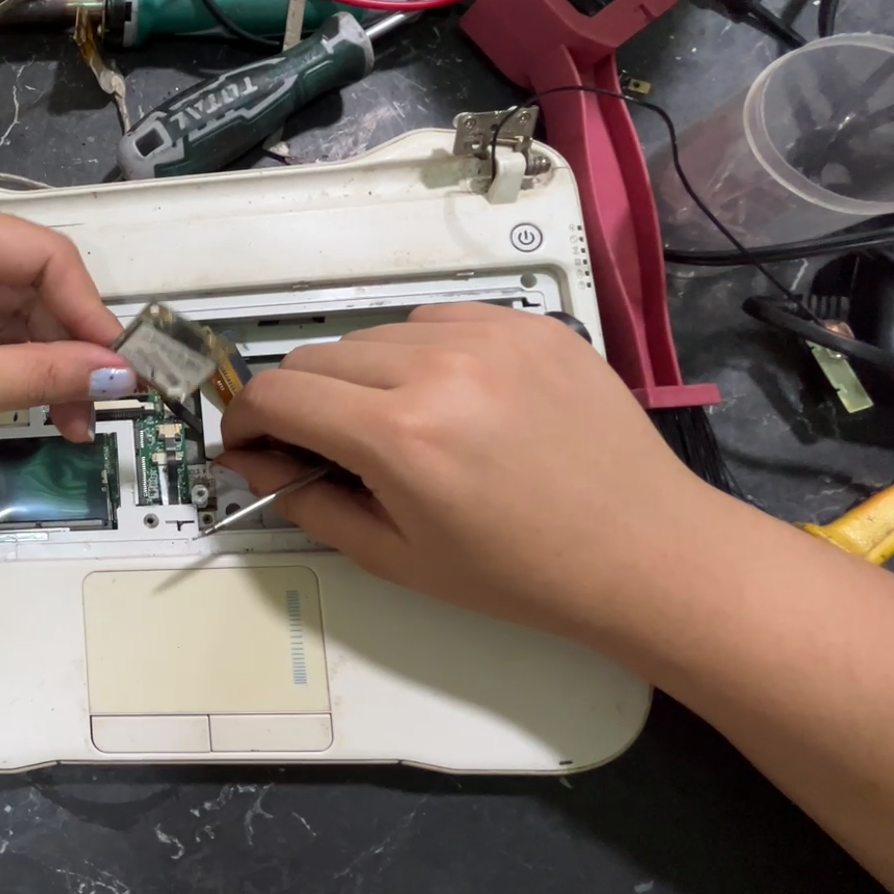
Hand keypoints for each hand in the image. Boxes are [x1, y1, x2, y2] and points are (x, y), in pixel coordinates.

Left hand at [0, 198, 133, 496]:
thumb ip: (43, 373)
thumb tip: (120, 372)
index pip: (42, 254)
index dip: (88, 309)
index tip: (120, 364)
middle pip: (30, 285)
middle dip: (66, 347)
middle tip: (96, 405)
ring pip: (13, 313)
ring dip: (44, 364)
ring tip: (70, 419)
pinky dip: (12, 368)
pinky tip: (32, 402)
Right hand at [216, 303, 728, 633]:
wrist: (650, 554)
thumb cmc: (513, 572)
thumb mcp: (390, 555)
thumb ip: (303, 501)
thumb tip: (248, 461)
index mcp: (398, 435)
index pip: (274, 393)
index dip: (242, 418)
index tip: (248, 443)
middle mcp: (435, 368)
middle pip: (310, 358)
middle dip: (295, 402)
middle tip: (320, 445)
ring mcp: (486, 336)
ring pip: (364, 336)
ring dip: (352, 377)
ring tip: (390, 421)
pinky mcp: (525, 322)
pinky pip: (427, 320)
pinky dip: (409, 353)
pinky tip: (443, 393)